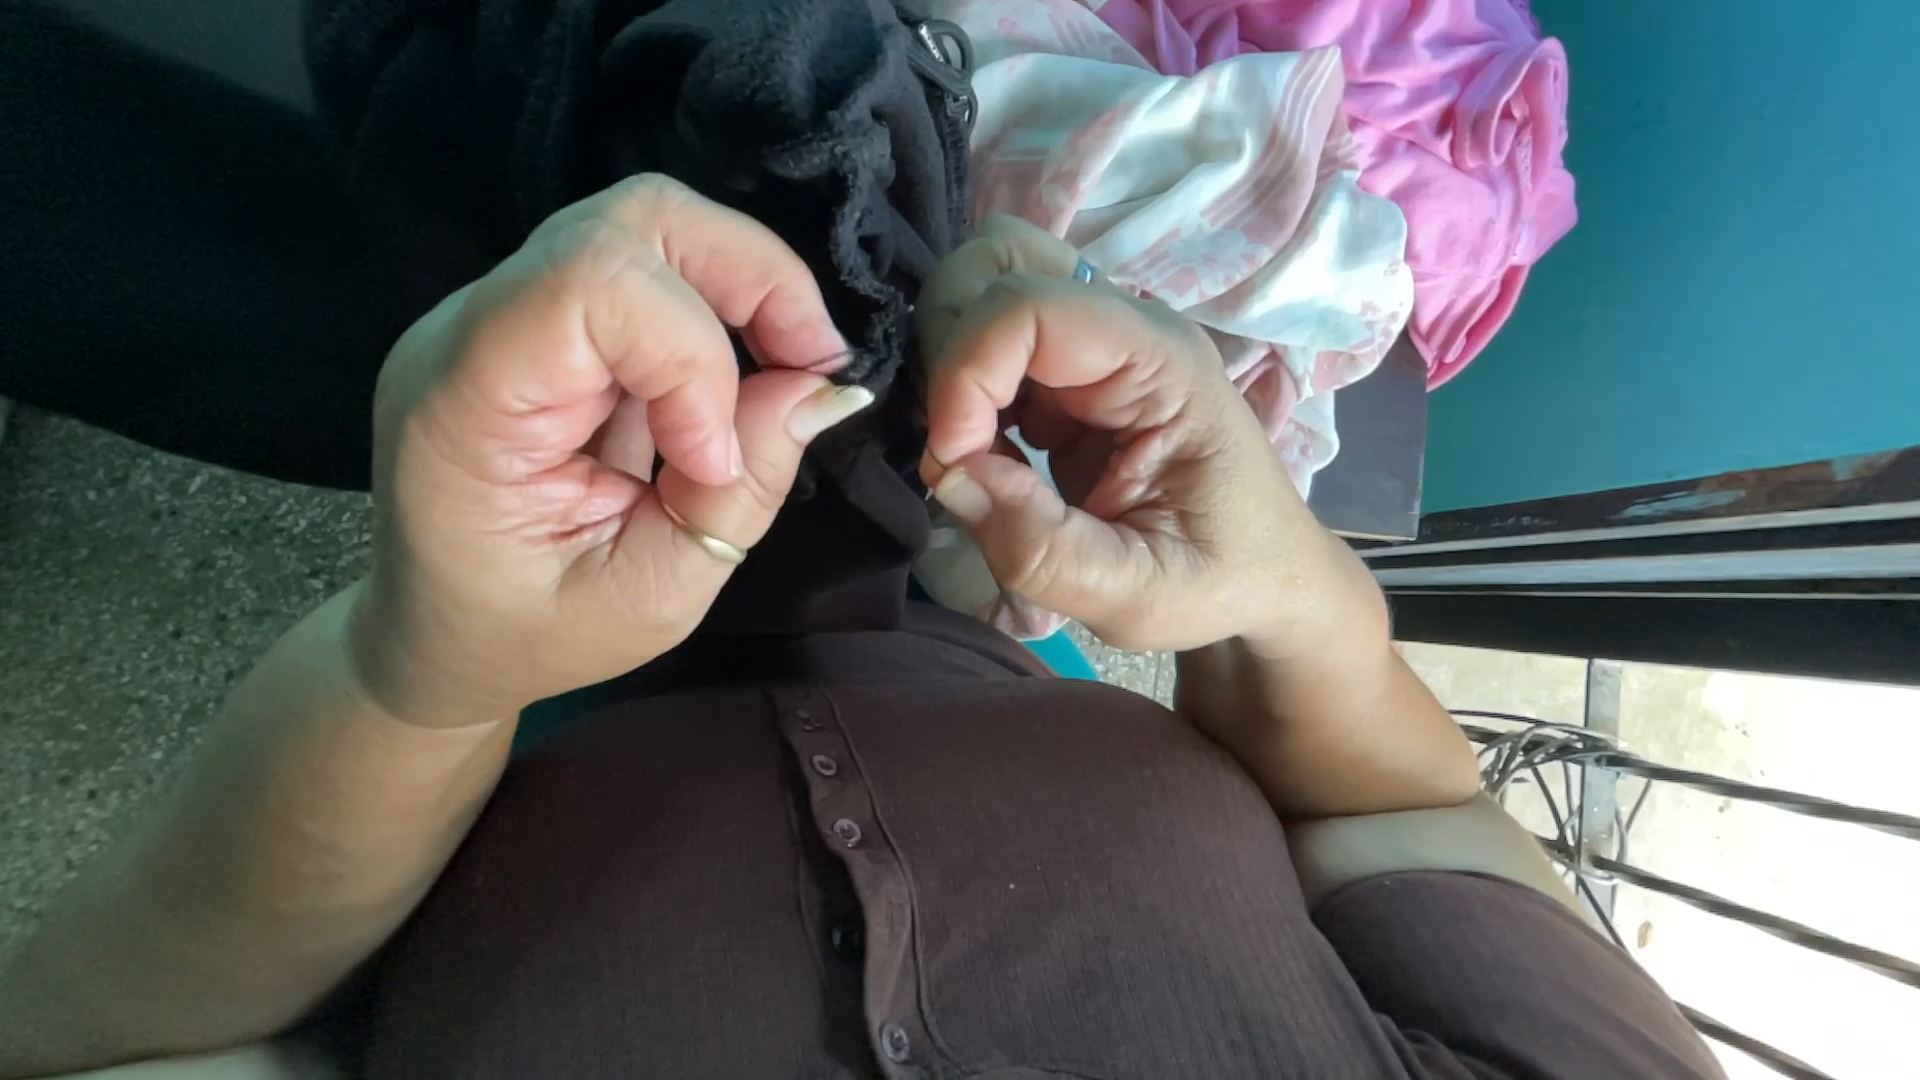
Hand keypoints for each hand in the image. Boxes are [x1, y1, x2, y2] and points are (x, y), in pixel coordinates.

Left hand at [349, 176, 872, 726]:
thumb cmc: (534, 635)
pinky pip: (657, 270)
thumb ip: (738, 495)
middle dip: (755, 281)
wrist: (445, 634)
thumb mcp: (652, 598)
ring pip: (653, 227)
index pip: (591, 285)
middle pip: (635, 220)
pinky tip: (751, 372)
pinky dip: (730, 306)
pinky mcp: (554, 324)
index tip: (718, 462)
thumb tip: (825, 392)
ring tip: (795, 365)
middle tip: (815, 366)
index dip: (694, 360)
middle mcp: (478, 328)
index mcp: (468, 404)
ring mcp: (514, 314)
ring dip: (750, 286)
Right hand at [916, 216, 1383, 655]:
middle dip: (948, 348)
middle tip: (953, 444)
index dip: (967, 374)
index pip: (1030, 306)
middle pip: (1000, 264)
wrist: (1263, 579)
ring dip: (951, 367)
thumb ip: (1045, 549)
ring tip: (969, 452)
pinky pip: (992, 349)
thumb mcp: (1140, 594)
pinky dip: (963, 395)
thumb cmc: (1222, 582)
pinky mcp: (1072, 382)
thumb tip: (948, 475)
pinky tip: (987, 458)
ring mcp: (1097, 351)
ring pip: (987, 292)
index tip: (953, 462)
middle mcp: (1127, 333)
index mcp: (1161, 365)